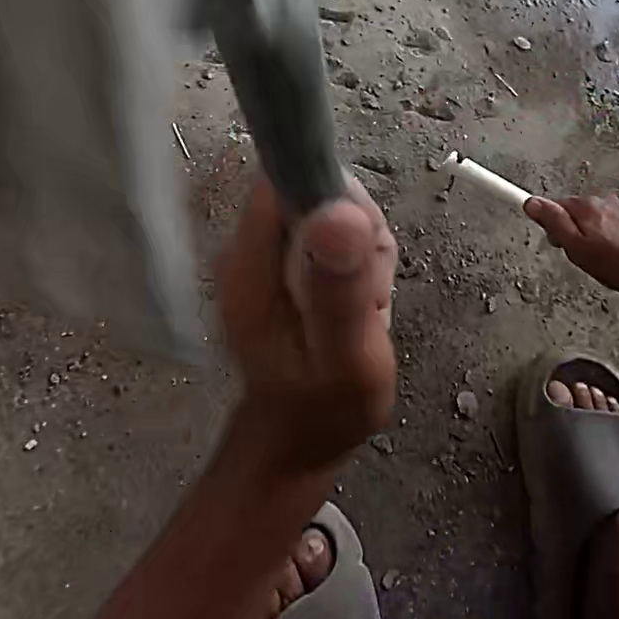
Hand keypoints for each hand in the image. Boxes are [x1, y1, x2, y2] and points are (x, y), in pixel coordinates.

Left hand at [218, 173, 396, 473]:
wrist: (302, 439)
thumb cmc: (326, 409)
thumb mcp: (346, 356)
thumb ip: (341, 288)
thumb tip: (340, 212)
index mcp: (251, 265)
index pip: (288, 180)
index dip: (338, 196)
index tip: (365, 247)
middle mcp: (249, 248)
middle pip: (317, 190)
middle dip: (359, 228)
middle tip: (370, 289)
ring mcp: (265, 253)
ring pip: (332, 208)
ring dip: (365, 245)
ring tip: (367, 300)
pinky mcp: (285, 259)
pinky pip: (335, 229)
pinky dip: (360, 256)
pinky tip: (362, 297)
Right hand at [523, 194, 618, 302]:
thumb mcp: (577, 248)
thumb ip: (554, 223)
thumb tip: (532, 203)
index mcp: (584, 206)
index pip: (550, 204)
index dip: (538, 214)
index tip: (521, 206)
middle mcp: (602, 200)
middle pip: (571, 213)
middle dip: (569, 233)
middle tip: (577, 256)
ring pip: (591, 220)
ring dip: (589, 236)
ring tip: (601, 261)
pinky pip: (609, 225)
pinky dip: (606, 238)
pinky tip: (615, 257)